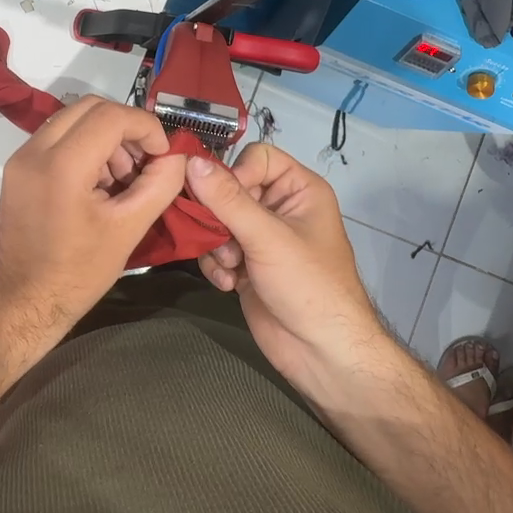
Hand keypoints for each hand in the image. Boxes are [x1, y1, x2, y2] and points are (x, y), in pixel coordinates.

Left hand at [0, 96, 189, 342]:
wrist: (24, 300)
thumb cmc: (78, 272)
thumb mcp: (129, 229)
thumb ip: (159, 185)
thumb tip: (175, 156)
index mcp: (62, 167)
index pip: (110, 116)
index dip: (145, 127)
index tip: (162, 155)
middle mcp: (34, 151)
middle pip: (90, 107)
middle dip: (125, 127)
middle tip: (143, 162)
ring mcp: (21, 157)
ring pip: (72, 118)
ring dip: (104, 136)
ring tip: (122, 178)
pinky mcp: (17, 167)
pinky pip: (57, 136)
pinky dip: (84, 146)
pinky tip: (99, 182)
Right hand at [184, 144, 387, 405]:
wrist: (322, 354)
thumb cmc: (308, 286)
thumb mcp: (267, 237)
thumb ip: (227, 199)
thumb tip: (190, 161)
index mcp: (299, 189)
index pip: (256, 158)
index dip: (235, 174)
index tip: (221, 200)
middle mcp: (280, 208)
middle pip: (229, 189)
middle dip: (218, 216)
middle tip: (217, 238)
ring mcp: (261, 238)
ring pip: (217, 221)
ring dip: (216, 244)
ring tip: (230, 266)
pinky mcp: (246, 265)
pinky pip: (216, 249)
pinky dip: (217, 265)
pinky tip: (228, 284)